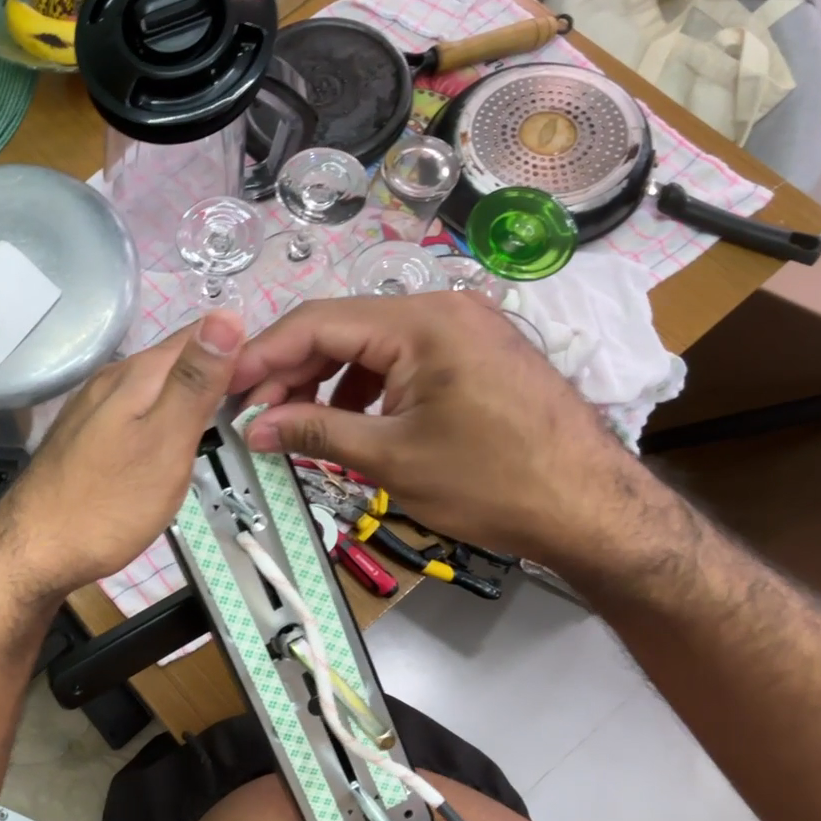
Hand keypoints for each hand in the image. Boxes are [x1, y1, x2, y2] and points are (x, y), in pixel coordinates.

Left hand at [0, 312, 244, 604]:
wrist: (33, 552)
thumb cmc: (108, 503)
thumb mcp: (165, 442)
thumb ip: (195, 381)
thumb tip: (226, 313)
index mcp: (135, 374)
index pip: (198, 335)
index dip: (240, 347)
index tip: (275, 377)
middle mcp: (110, 380)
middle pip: (176, 361)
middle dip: (217, 373)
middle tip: (261, 408)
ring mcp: (93, 409)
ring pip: (156, 389)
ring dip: (190, 398)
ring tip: (226, 428)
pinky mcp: (85, 437)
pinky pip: (137, 413)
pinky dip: (163, 421)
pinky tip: (173, 446)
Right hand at [227, 294, 660, 567]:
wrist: (595, 512)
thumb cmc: (493, 483)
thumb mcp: (391, 457)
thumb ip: (313, 431)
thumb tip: (252, 426)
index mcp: (421, 322)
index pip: (317, 322)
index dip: (262, 355)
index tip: (224, 387)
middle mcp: (441, 309)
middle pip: (339, 328)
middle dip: (290, 372)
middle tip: (252, 414)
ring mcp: (461, 328)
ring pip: (366, 344)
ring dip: (322, 381)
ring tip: (292, 423)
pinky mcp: (472, 353)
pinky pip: (398, 359)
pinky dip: (361, 387)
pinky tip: (346, 421)